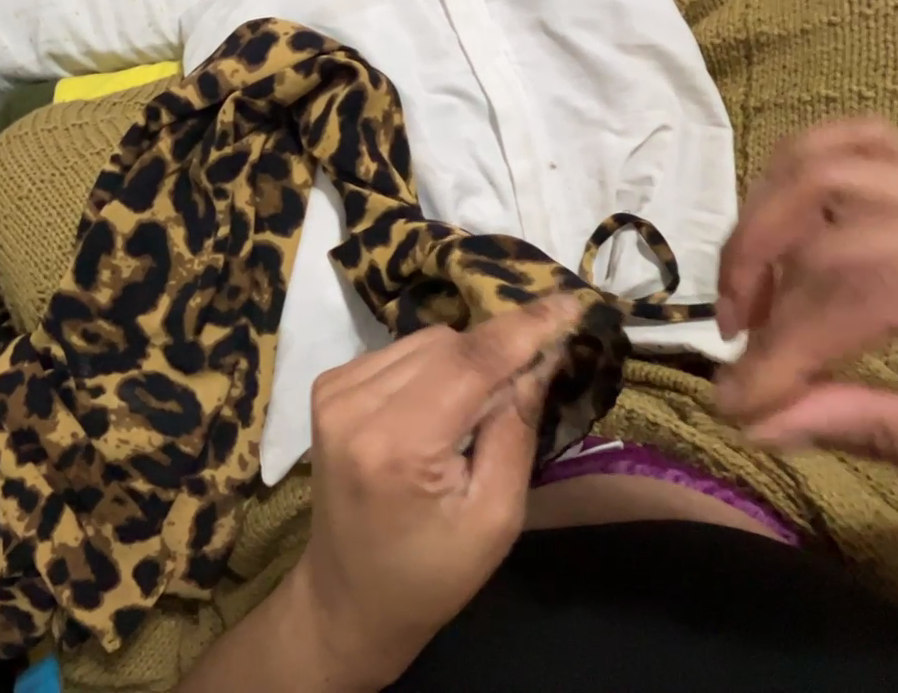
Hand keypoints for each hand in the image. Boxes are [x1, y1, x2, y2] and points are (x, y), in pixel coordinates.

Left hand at [287, 296, 579, 688]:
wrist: (348, 595)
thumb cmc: (431, 573)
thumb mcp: (495, 516)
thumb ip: (514, 428)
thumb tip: (538, 358)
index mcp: (397, 443)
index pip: (471, 360)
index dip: (524, 327)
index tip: (570, 302)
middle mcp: (354, 403)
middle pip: (448, 344)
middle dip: (495, 356)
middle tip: (522, 392)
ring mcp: (333, 390)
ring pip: (423, 341)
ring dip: (461, 362)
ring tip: (469, 417)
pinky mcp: (326, 387)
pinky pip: (397, 352)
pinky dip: (429, 369)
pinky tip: (434, 411)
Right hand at [712, 118, 897, 539]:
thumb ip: (895, 437)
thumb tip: (756, 420)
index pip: (882, 290)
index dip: (790, 344)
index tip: (736, 404)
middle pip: (843, 231)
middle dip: (763, 296)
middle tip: (740, 370)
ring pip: (836, 167)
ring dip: (763, 230)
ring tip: (749, 301)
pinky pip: (864, 147)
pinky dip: (799, 181)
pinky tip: (784, 236)